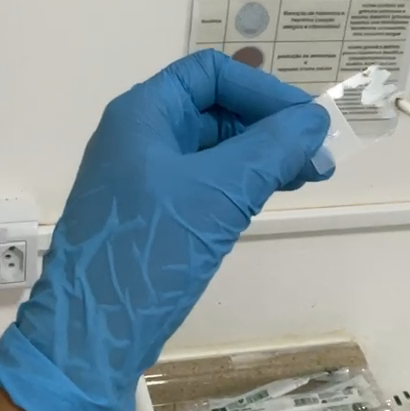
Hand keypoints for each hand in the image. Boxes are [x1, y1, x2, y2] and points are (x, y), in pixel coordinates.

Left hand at [0, 51, 329, 410]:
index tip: (305, 121)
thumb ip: (269, 149)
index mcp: (143, 113)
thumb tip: (313, 119)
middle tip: (318, 155)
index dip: (262, 90)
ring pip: (213, 147)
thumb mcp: (218, 194)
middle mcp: (140, 135)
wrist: (91, 336)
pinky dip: (241, 182)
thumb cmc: (149, 250)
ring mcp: (144, 175)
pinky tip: (271, 193)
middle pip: (214, 107)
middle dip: (268, 126)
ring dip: (260, 155)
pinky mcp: (152, 212)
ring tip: (309, 175)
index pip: (211, 74)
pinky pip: (204, 180)